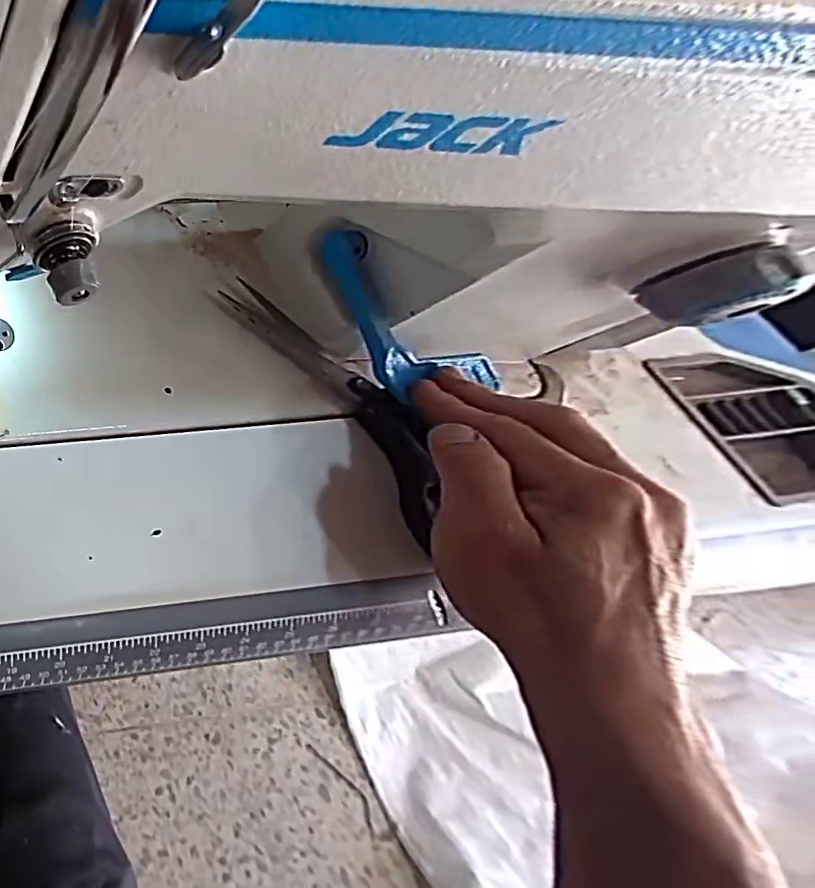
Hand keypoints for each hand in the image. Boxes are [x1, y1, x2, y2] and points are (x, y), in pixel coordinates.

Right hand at [413, 370, 691, 709]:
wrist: (603, 685)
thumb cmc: (540, 620)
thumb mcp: (478, 538)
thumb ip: (467, 472)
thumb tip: (457, 432)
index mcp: (596, 491)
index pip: (508, 428)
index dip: (454, 404)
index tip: (420, 387)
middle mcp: (638, 496)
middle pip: (552, 427)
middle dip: (489, 401)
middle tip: (443, 385)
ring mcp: (652, 517)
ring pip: (577, 448)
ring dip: (518, 424)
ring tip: (474, 413)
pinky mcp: (650, 537)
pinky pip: (595, 474)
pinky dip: (548, 453)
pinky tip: (523, 457)